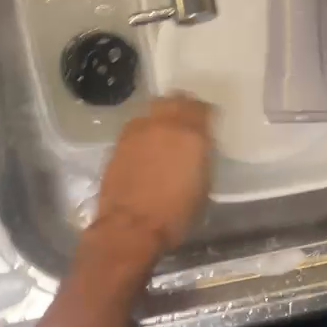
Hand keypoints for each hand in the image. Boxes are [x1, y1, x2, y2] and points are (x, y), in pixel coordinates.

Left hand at [93, 94, 212, 259]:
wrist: (131, 226)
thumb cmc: (175, 214)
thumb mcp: (202, 185)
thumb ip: (201, 157)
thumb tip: (197, 148)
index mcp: (192, 135)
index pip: (201, 108)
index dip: (205, 113)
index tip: (207, 121)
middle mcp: (165, 124)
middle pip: (175, 100)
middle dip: (182, 106)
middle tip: (186, 119)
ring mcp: (138, 131)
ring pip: (153, 109)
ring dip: (161, 115)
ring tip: (164, 130)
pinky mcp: (119, 142)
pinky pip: (136, 125)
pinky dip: (144, 130)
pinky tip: (146, 144)